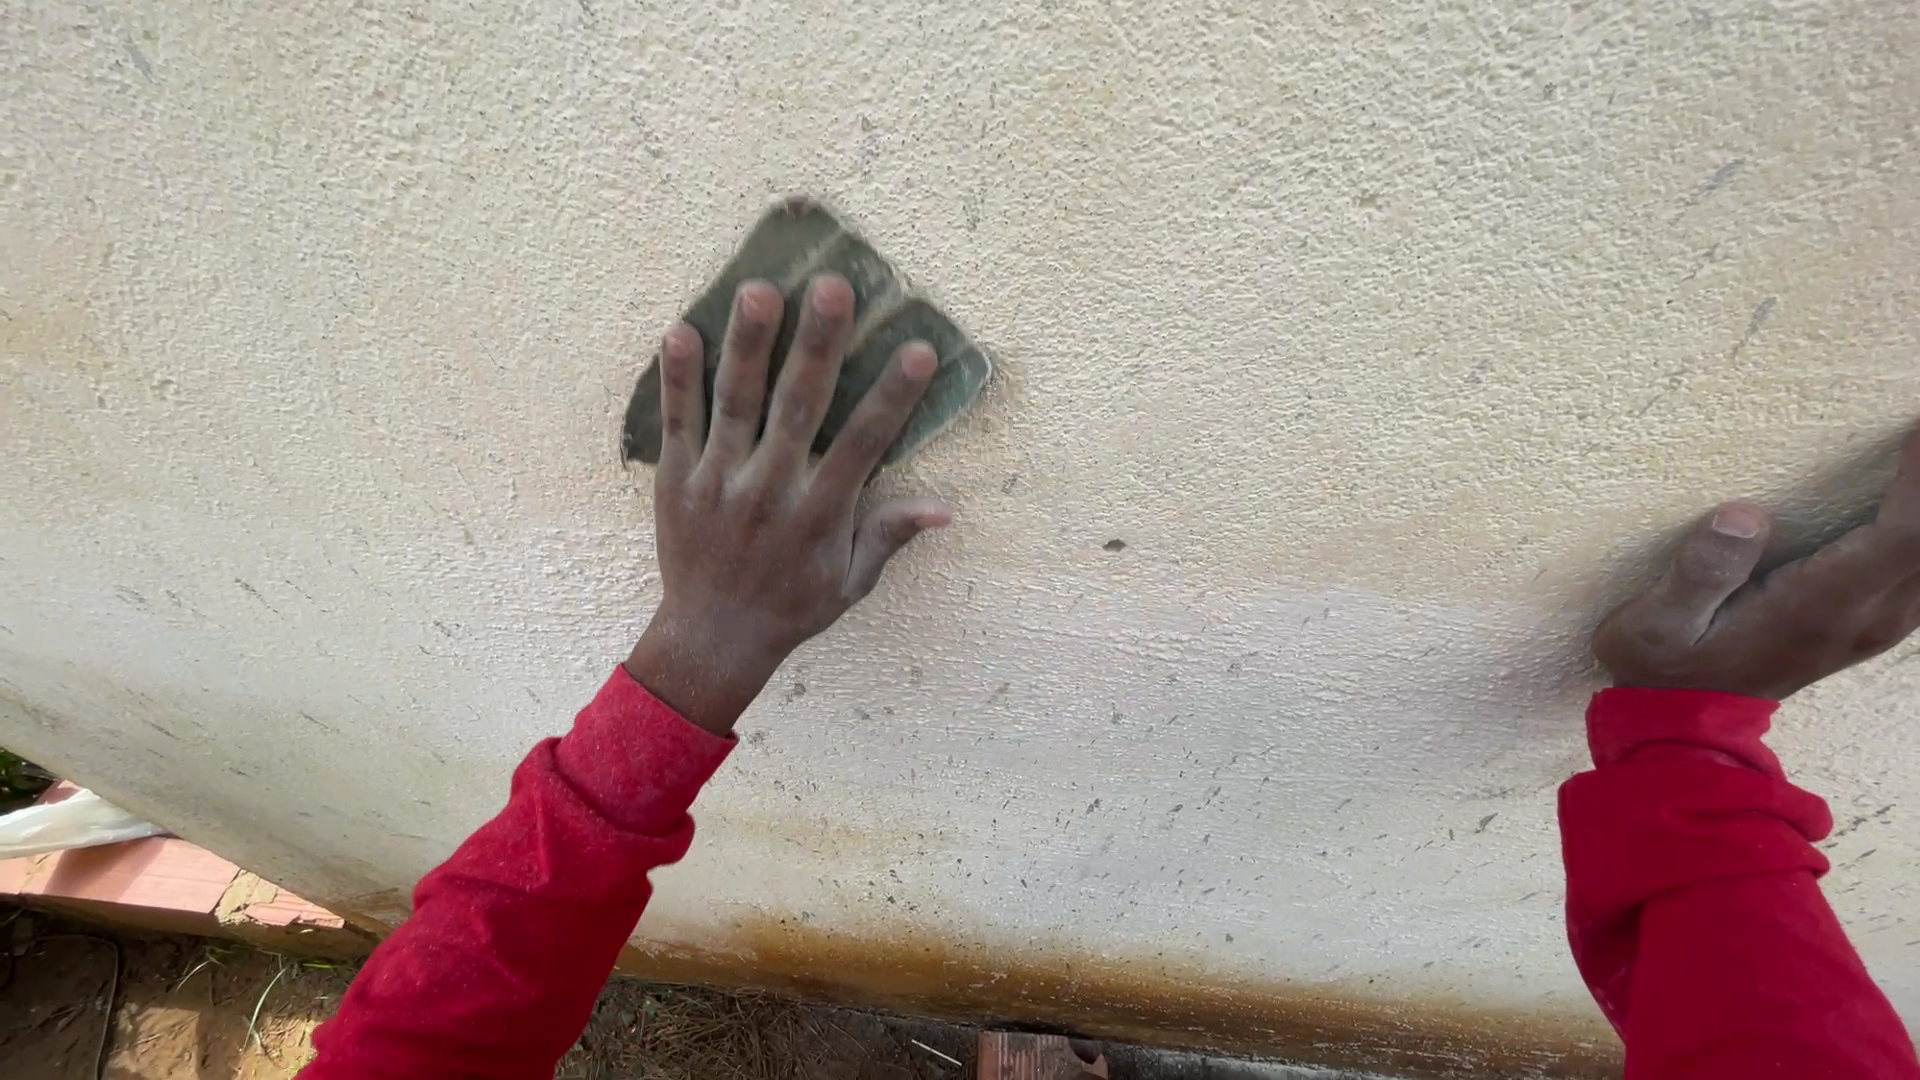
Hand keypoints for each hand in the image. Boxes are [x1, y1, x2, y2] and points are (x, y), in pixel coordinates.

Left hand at [625, 275, 952, 733]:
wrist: (712, 638)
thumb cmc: (792, 608)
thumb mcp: (851, 582)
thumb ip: (890, 536)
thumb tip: (946, 509)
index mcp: (819, 517)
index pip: (862, 446)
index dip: (892, 398)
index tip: (918, 350)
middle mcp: (770, 492)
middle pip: (798, 410)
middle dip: (817, 347)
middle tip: (831, 287)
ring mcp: (718, 483)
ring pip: (736, 405)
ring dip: (748, 346)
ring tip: (759, 289)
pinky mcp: (676, 481)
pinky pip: (676, 423)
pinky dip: (677, 380)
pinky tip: (679, 330)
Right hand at [1595, 423, 1919, 699]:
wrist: (1684, 716)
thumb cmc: (1659, 663)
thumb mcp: (1653, 623)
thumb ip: (1700, 573)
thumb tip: (1743, 512)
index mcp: (1817, 607)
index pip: (1906, 532)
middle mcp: (1870, 613)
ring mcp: (1883, 618)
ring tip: (1919, 450)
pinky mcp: (1878, 616)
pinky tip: (1912, 498)